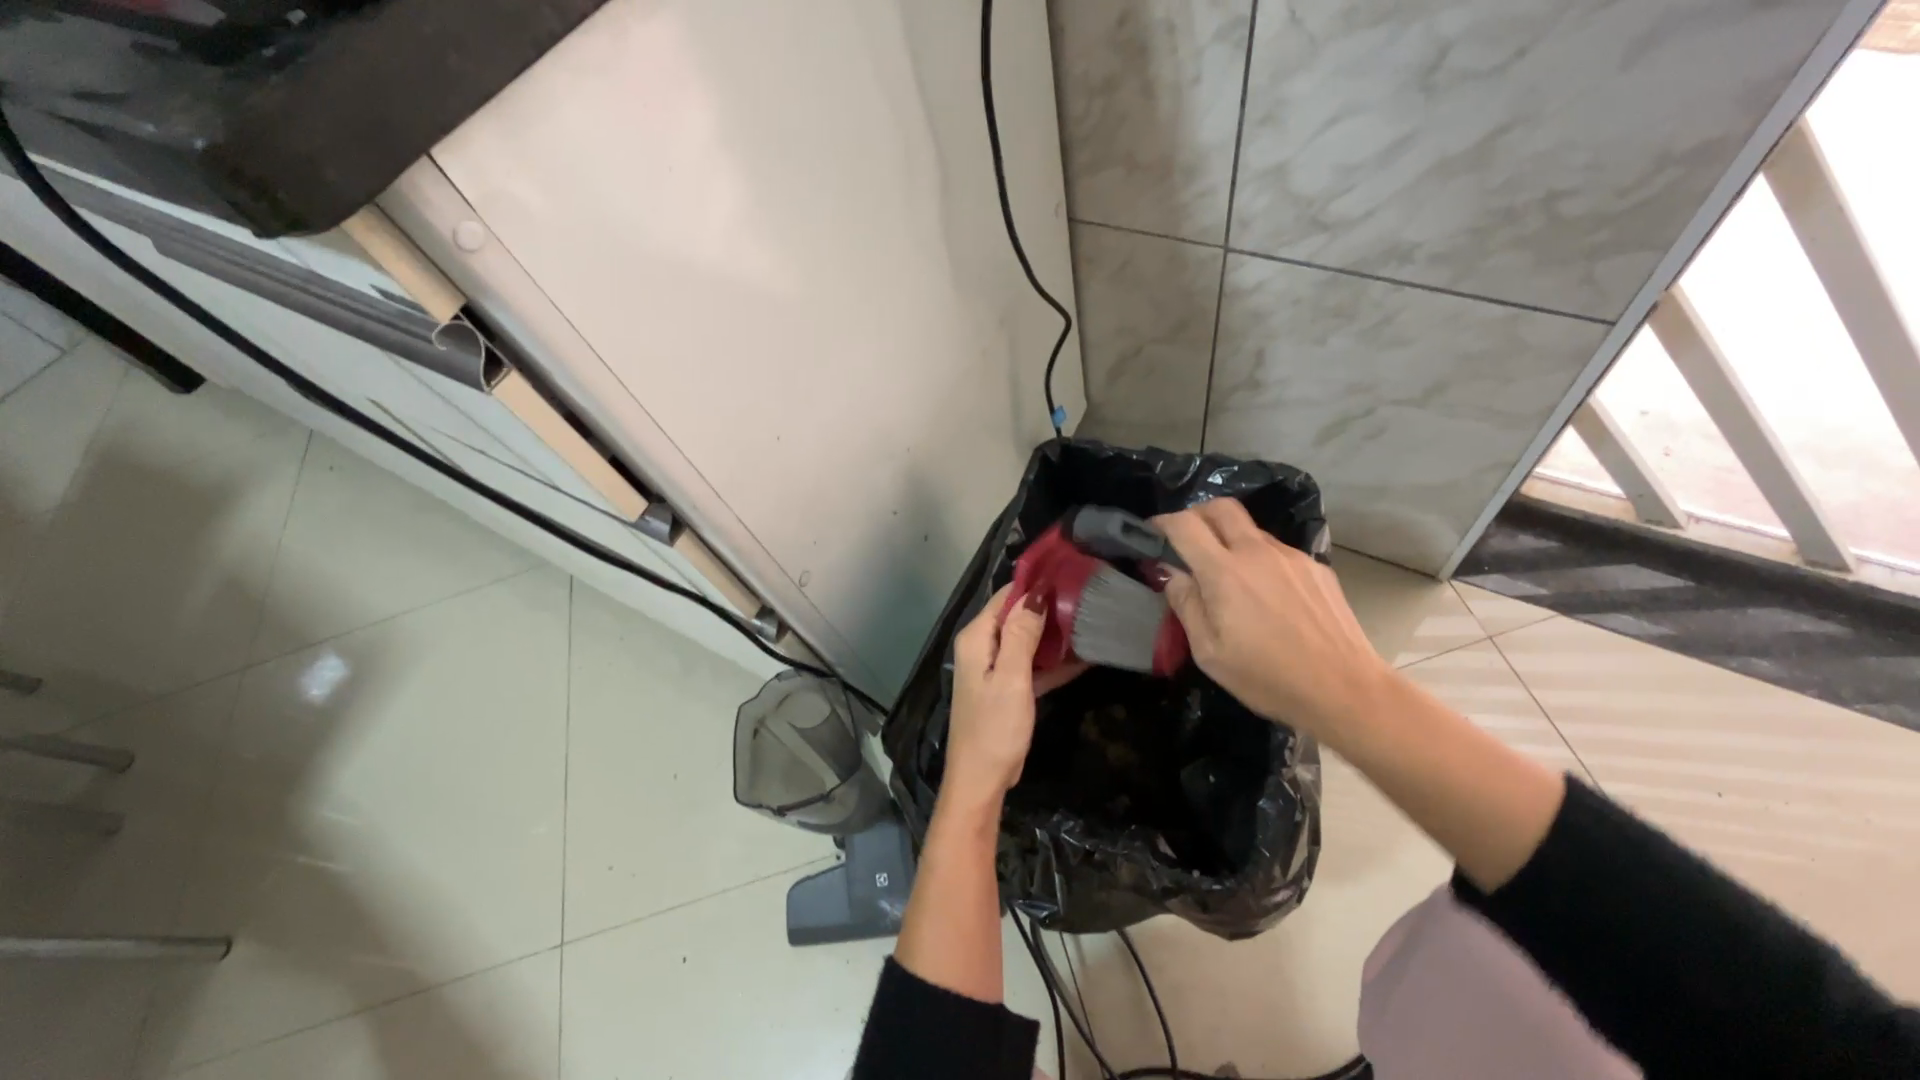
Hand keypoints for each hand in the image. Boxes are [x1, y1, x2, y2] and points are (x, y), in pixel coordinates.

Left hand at [945, 585, 1082, 798]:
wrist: (982, 780)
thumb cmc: (994, 728)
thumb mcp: (1011, 678)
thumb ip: (1021, 635)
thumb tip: (1036, 594)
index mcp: (977, 638)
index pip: (1006, 597)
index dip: (1036, 585)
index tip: (1070, 574)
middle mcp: (983, 647)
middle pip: (1018, 616)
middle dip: (1050, 608)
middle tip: (1089, 598)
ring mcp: (996, 669)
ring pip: (1028, 641)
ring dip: (1055, 635)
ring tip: (1093, 620)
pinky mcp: (1009, 689)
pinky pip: (1033, 666)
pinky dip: (1054, 662)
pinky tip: (1086, 656)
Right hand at [1153, 498, 1391, 736]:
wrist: (1344, 688)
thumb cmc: (1268, 678)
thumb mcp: (1210, 653)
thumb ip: (1187, 605)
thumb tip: (1173, 574)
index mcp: (1224, 573)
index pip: (1184, 526)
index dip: (1162, 523)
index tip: (1151, 534)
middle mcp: (1257, 552)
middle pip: (1221, 508)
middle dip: (1197, 515)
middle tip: (1186, 541)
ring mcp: (1291, 557)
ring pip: (1251, 531)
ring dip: (1230, 540)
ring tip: (1228, 578)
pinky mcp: (1316, 568)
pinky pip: (1278, 553)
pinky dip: (1260, 562)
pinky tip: (1266, 597)